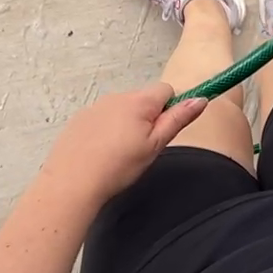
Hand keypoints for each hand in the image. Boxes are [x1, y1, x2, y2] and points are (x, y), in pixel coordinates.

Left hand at [38, 83, 206, 200]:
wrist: (71, 183)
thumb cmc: (119, 166)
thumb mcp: (155, 145)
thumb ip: (178, 119)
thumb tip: (201, 99)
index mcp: (139, 101)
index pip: (166, 90)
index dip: (170, 109)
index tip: (163, 132)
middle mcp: (116, 96)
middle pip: (143, 99)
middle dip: (148, 118)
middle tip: (143, 147)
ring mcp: (95, 106)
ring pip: (123, 109)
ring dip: (128, 124)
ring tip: (121, 154)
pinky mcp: (79, 119)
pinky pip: (103, 117)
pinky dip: (107, 130)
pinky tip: (102, 153)